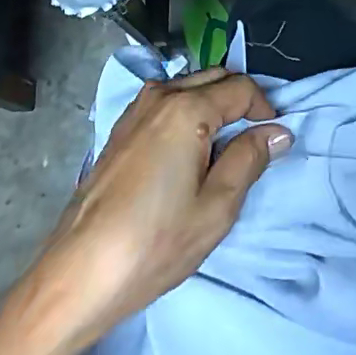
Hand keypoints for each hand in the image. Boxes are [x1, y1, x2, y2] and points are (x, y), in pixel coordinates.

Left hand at [45, 67, 293, 328]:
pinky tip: (188, 149)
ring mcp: (134, 112)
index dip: (266, 109)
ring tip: (224, 145)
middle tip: (254, 140)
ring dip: (213, 102)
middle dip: (241, 99)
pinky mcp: (119, 131)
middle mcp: (160, 97)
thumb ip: (250, 158)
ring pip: (189, 85)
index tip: (274, 140)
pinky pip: (165, 102)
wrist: (76, 277)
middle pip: (215, 77)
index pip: (241, 88)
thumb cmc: (154, 242)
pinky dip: (187, 110)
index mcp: (187, 109)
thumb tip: (278, 131)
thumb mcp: (217, 206)